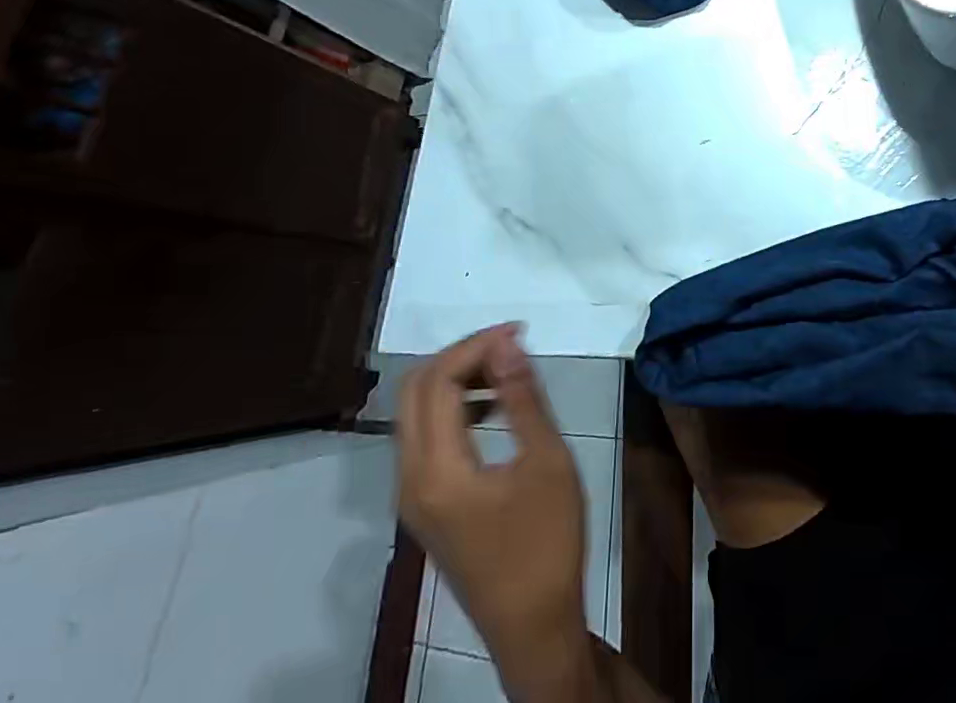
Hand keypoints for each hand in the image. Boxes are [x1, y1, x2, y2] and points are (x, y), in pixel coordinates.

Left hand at [395, 324, 592, 694]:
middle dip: (459, 357)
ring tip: (504, 373)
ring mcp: (411, 495)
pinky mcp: (423, 506)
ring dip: (452, 382)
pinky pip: (423, 440)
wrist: (532, 625)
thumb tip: (507, 343)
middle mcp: (408, 478)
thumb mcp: (547, 463)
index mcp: (436, 468)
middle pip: (413, 391)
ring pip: (414, 415)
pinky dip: (451, 412)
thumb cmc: (547, 543)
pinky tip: (491, 413)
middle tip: (508, 347)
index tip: (519, 331)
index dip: (475, 345)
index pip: (437, 380)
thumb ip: (523, 399)